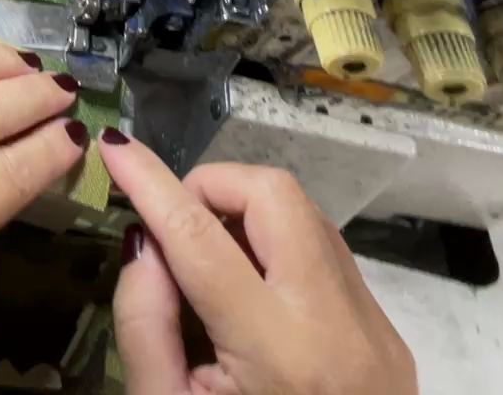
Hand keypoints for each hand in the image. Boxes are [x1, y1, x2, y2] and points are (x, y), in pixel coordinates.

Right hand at [99, 135, 415, 394]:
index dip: (148, 181)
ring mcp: (376, 329)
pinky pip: (321, 248)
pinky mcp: (388, 334)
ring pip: (302, 211)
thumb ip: (144, 317)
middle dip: (210, 185)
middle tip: (174, 226)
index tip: (114, 145)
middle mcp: (343, 327)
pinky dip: (272, 242)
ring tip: (209, 261)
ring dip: (242, 212)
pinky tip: (250, 292)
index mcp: (282, 356)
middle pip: (273, 193)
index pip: (199, 234)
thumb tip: (147, 239)